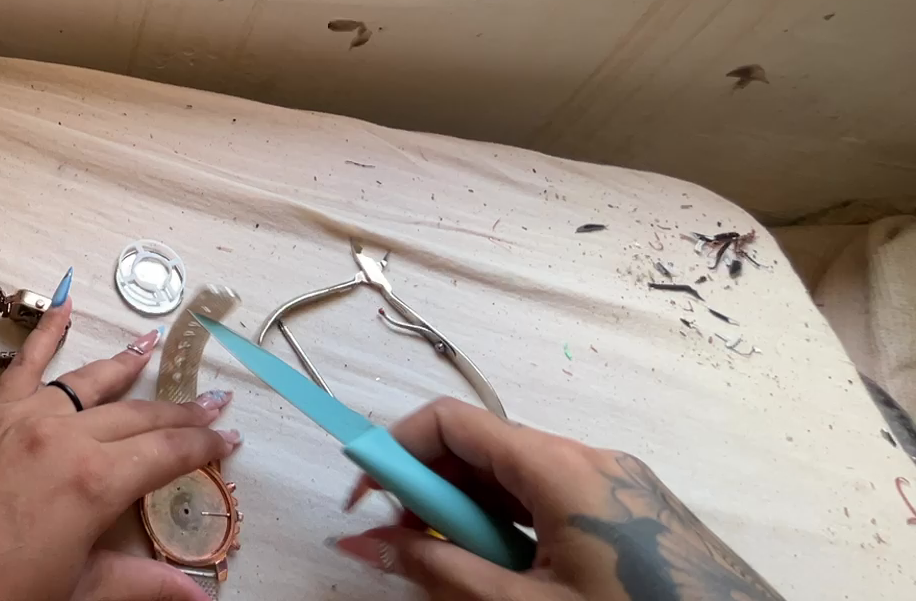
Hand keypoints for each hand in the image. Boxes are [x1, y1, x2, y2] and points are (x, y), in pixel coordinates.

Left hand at [0, 297, 240, 600]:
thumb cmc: (0, 593)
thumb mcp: (79, 592)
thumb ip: (141, 585)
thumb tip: (201, 596)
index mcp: (96, 484)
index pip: (166, 455)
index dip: (203, 446)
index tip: (230, 438)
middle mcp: (67, 436)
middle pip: (138, 416)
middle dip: (180, 412)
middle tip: (213, 402)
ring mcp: (28, 414)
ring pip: (91, 382)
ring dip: (126, 364)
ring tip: (154, 344)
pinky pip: (27, 361)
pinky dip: (46, 331)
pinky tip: (63, 304)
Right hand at [330, 398, 784, 599]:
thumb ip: (436, 568)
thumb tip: (356, 542)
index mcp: (560, 465)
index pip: (447, 422)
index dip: (393, 451)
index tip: (364, 499)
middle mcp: (587, 457)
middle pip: (478, 449)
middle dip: (431, 493)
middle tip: (408, 546)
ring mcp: (619, 485)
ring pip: (513, 478)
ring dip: (472, 516)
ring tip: (465, 571)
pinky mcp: (639, 515)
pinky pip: (551, 500)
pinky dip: (514, 528)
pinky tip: (516, 574)